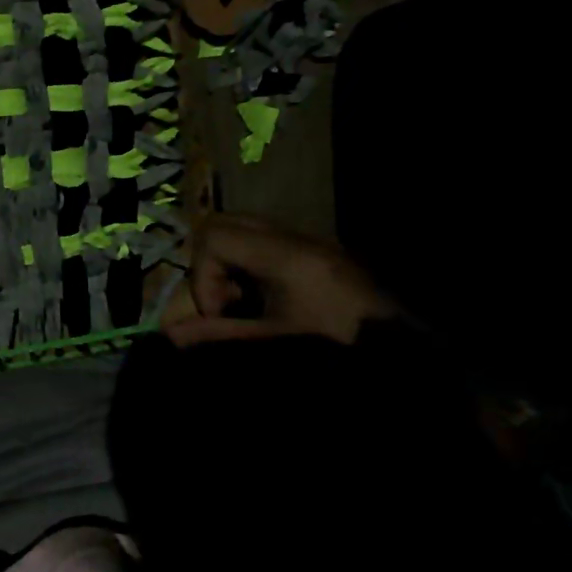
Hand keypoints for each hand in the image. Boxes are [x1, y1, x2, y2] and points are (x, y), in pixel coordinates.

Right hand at [165, 215, 392, 347]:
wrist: (398, 350)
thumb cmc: (333, 346)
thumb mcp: (272, 342)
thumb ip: (219, 334)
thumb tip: (173, 335)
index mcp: (284, 254)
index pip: (214, 237)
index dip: (203, 276)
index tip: (219, 313)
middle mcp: (293, 235)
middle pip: (223, 222)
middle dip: (209, 262)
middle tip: (222, 302)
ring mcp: (305, 238)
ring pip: (242, 226)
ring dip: (227, 261)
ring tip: (240, 300)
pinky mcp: (313, 248)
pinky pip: (263, 238)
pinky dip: (247, 261)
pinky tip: (261, 297)